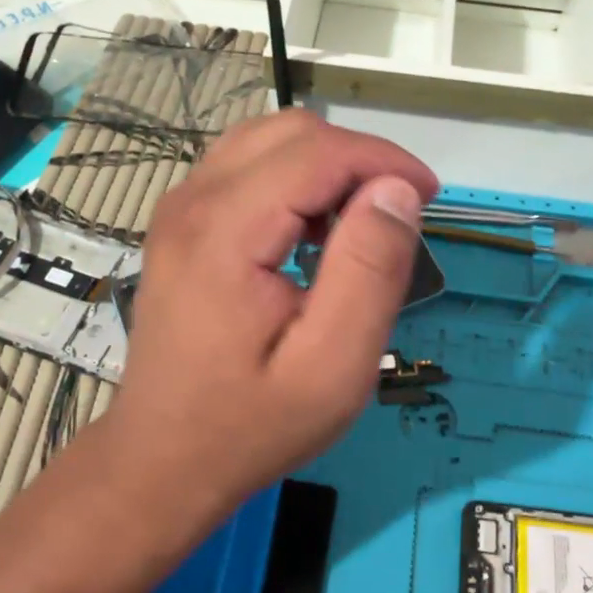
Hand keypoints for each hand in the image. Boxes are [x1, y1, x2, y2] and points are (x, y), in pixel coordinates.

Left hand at [109, 110, 437, 503]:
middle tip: (394, 219)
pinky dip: (292, 180)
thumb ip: (369, 272)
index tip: (427, 199)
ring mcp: (179, 209)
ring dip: (325, 167)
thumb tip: (396, 191)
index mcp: (225, 232)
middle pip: (291, 132)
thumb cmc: (251, 424)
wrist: (164, 460)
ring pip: (267, 140)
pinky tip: (309, 235)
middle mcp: (192, 202)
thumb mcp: (333, 366)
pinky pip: (245, 167)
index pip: (318, 152)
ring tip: (354, 227)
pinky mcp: (180, 224)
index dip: (383, 160)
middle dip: (356, 159)